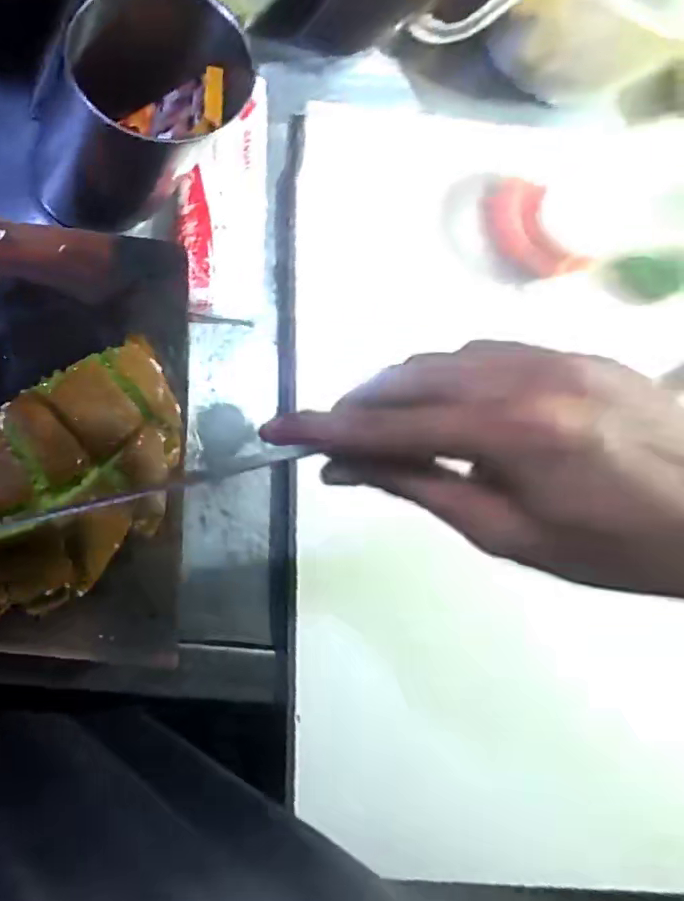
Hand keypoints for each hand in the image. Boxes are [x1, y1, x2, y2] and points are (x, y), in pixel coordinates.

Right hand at [263, 341, 683, 597]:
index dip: (319, 429)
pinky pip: (477, 354)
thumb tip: (336, 467)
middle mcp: (527, 382)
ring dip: (392, 391)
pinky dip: (439, 376)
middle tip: (336, 443)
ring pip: (431, 362)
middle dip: (353, 409)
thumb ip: (416, 487)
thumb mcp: (508, 533)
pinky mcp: (576, 356)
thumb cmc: (628, 546)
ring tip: (388, 426)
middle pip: (399, 382)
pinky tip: (446, 405)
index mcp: (513, 432)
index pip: (384, 426)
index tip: (271, 431)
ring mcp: (556, 361)